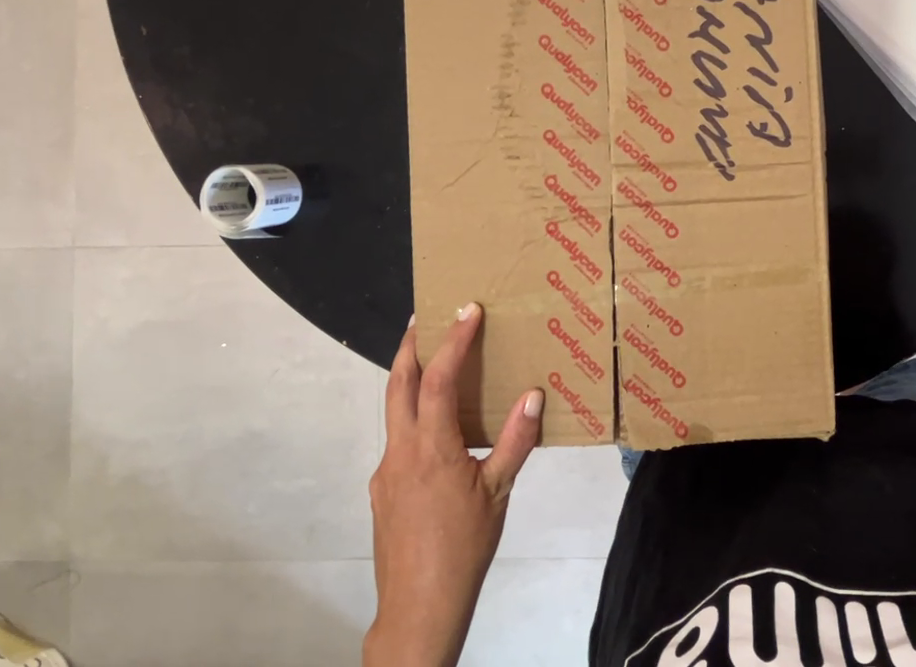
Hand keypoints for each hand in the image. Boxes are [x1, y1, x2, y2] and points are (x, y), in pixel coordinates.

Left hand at [365, 303, 543, 666]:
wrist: (418, 606)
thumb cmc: (465, 546)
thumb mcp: (499, 492)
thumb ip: (515, 441)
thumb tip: (533, 394)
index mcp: (431, 448)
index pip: (439, 380)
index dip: (454, 342)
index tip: (467, 310)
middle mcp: (400, 452)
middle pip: (397, 385)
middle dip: (409, 347)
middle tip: (423, 318)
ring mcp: (385, 472)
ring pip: (394, 412)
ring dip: (409, 380)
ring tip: (433, 363)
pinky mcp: (382, 490)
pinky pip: (398, 440)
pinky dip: (414, 418)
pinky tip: (438, 433)